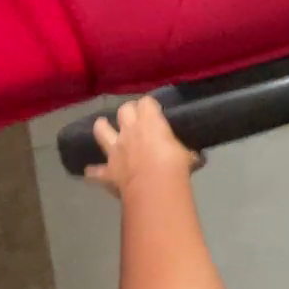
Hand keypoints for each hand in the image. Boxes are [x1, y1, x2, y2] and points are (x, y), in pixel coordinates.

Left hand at [86, 96, 200, 197]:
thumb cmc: (175, 165)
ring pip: (101, 131)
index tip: (154, 109)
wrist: (154, 186)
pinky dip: (93, 172)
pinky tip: (91, 173)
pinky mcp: (108, 171)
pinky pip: (95, 172)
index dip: (149, 104)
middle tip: (133, 116)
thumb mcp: (188, 155)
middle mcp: (129, 130)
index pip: (146, 102)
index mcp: (150, 122)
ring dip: (101, 128)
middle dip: (127, 111)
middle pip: (123, 110)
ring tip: (102, 126)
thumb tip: (196, 158)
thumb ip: (187, 153)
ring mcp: (115, 150)